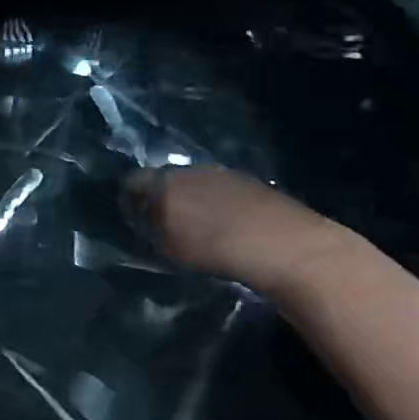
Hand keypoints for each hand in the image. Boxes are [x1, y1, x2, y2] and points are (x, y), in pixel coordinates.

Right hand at [124, 165, 356, 289]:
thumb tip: (140, 226)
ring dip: (192, 201)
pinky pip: (222, 191)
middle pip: (164, 179)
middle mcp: (187, 169)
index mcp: (161, 181)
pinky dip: (219, 206)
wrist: (289, 246)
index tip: (135, 220)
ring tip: (199, 227)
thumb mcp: (170, 250)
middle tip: (165, 224)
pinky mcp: (251, 183)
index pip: (132, 181)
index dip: (129, 200)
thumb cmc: (217, 249)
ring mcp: (221, 173)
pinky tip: (228, 227)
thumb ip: (149, 234)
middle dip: (161, 198)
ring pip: (195, 184)